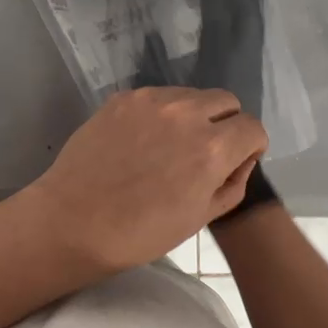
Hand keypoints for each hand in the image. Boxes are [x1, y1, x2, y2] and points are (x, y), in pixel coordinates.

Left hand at [22, 87, 267, 272]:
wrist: (75, 220)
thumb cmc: (141, 232)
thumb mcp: (201, 217)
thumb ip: (233, 183)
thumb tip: (240, 159)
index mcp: (211, 148)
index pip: (252, 127)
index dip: (252, 145)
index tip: (238, 159)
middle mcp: (185, 113)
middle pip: (225, 101)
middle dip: (226, 123)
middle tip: (206, 151)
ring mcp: (151, 100)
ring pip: (190, 95)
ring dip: (192, 115)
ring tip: (169, 146)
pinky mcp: (123, 97)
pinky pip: (157, 97)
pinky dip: (160, 113)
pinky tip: (142, 141)